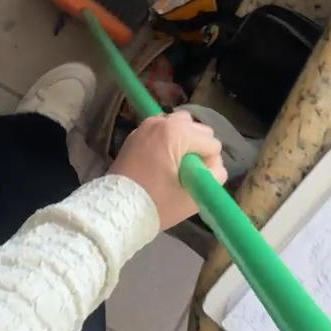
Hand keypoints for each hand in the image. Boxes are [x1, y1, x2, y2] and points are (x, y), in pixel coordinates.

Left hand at [108, 110, 226, 228]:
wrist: (116, 209)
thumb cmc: (156, 203)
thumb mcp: (194, 194)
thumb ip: (215, 175)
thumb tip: (215, 164)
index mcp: (176, 132)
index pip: (212, 143)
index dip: (208, 163)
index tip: (193, 180)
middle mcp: (162, 121)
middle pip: (198, 129)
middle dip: (198, 149)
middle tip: (186, 173)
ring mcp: (147, 125)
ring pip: (181, 125)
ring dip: (184, 143)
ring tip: (175, 166)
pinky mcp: (137, 133)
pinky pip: (164, 130)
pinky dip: (169, 141)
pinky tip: (162, 162)